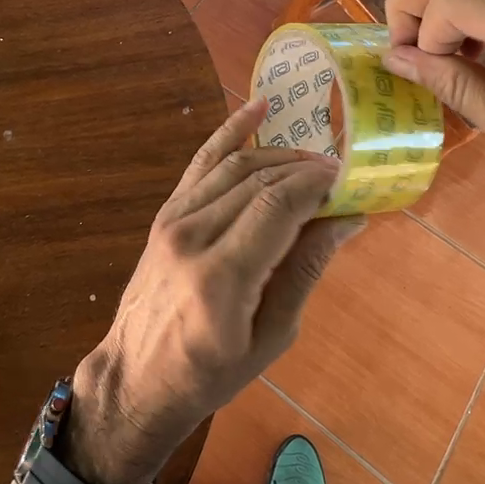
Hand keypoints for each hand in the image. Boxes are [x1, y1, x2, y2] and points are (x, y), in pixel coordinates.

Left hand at [59, 99, 364, 483]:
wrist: (136, 374)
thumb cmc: (210, 372)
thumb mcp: (271, 337)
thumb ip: (305, 270)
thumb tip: (347, 220)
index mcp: (221, 279)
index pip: (276, 207)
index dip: (316, 186)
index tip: (348, 180)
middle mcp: (192, 237)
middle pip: (257, 182)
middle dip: (304, 170)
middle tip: (340, 172)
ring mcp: (173, 219)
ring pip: (234, 166)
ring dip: (278, 155)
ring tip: (314, 159)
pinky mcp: (166, 212)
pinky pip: (202, 162)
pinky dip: (231, 132)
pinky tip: (258, 108)